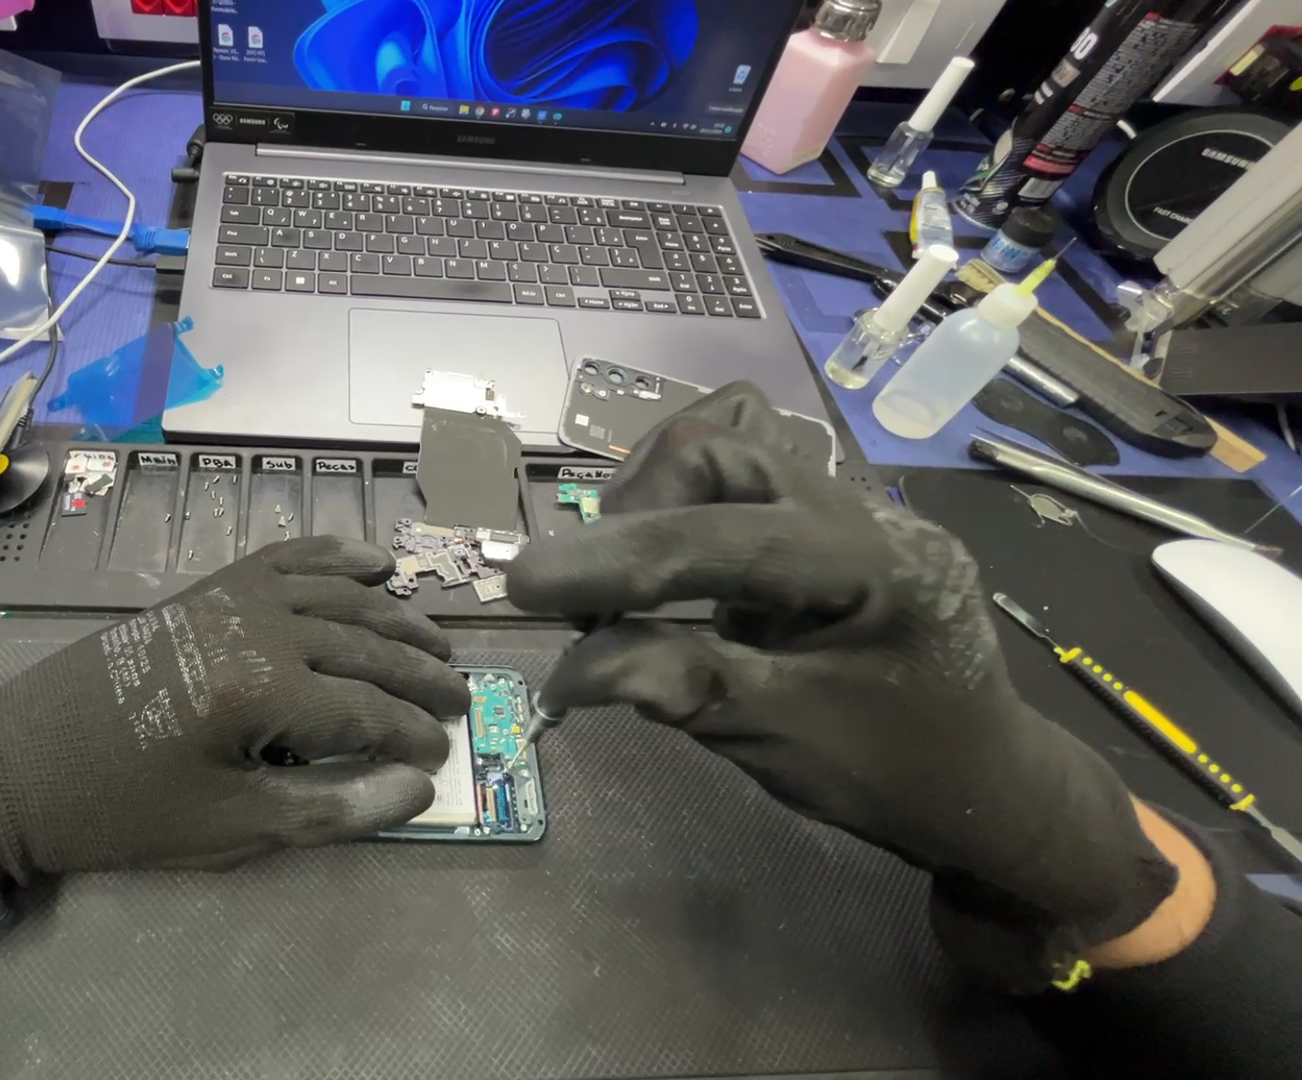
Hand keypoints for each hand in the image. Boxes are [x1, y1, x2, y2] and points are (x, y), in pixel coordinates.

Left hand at [0, 537, 467, 874]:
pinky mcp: (211, 585)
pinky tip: (372, 559)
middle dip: (419, 673)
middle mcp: (257, 626)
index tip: (441, 757)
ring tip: (434, 638)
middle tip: (459, 696)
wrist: (21, 761)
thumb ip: (331, 807)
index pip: (366, 711)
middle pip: (364, 644)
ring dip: (393, 614)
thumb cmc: (122, 808)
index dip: (411, 735)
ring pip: (338, 594)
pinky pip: (287, 557)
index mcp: (260, 690)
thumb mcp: (227, 829)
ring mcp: (233, 596)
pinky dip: (335, 554)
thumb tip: (417, 789)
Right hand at [508, 382, 1178, 987]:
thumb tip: (565, 669)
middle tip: (594, 589)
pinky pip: (735, 454)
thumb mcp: (776, 737)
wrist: (983, 777)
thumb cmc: (892, 770)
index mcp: (872, 564)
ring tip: (626, 559)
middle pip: (713, 445)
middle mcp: (856, 506)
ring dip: (650, 488)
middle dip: (631, 512)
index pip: (713, 539)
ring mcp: (839, 497)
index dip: (606, 562)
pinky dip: (678, 485)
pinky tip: (667, 537)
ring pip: (721, 431)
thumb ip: (672, 684)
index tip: (521, 587)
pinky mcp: (815, 508)